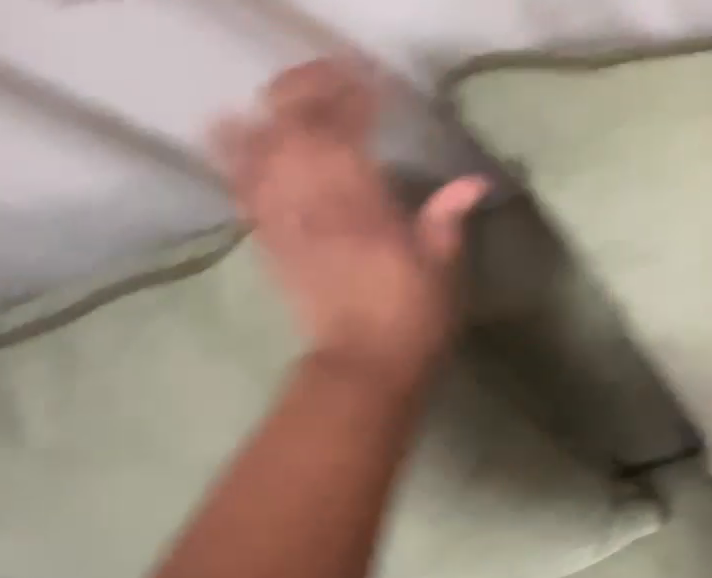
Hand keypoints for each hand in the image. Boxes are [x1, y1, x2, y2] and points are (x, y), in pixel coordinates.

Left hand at [213, 59, 489, 375]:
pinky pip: (238, 177)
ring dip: (275, 109)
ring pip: (261, 139)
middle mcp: (315, 198)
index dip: (356, 96)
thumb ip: (448, 218)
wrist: (366, 363)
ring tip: (297, 98)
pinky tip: (239, 127)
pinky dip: (235, 146)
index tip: (374, 82)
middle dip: (312, 89)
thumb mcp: (445, 270)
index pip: (349, 129)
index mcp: (366, 206)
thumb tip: (476, 182)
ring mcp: (283, 213)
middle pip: (296, 121)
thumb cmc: (417, 319)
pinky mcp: (265, 231)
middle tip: (336, 79)